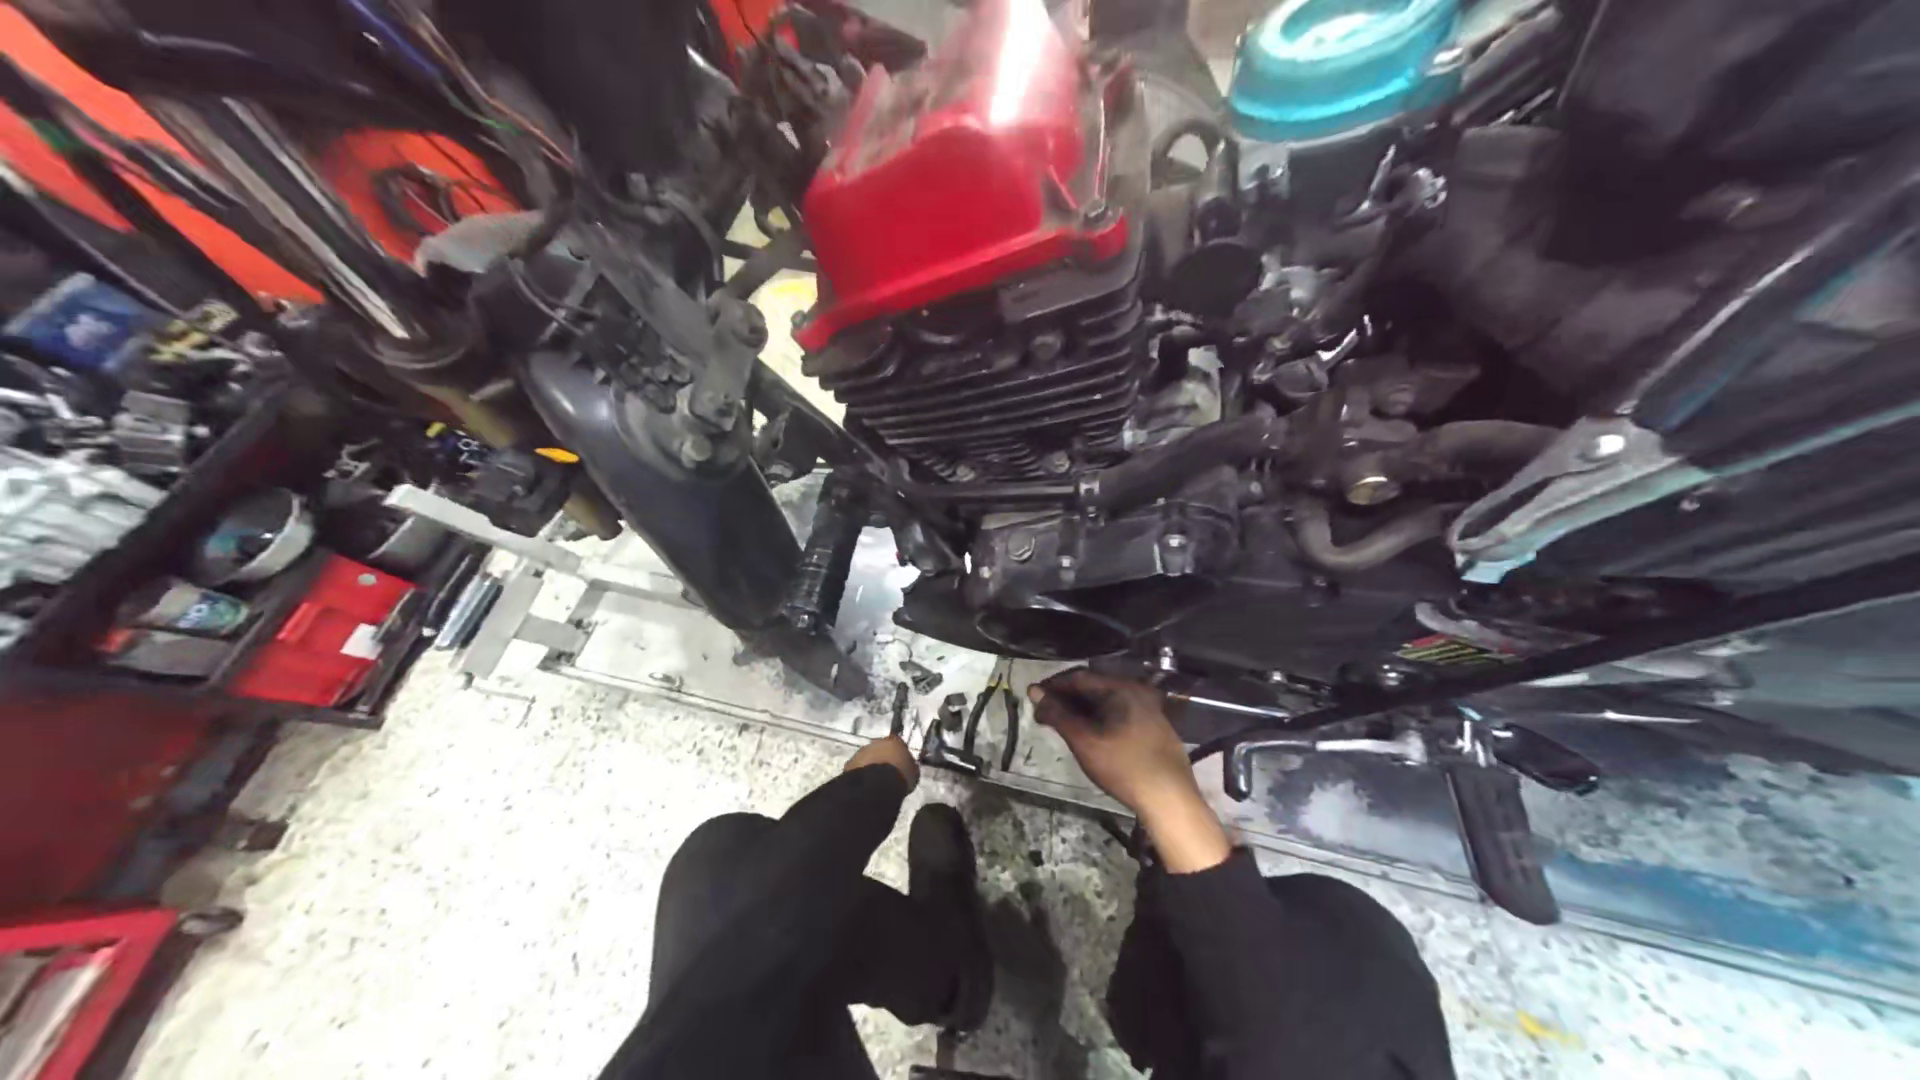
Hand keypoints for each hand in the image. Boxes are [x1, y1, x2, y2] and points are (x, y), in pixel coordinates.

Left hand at [846, 735, 918, 789]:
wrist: (876, 785)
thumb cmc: (900, 777)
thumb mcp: (913, 773)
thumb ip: (910, 766)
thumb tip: (909, 767)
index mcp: (894, 741)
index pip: (897, 742)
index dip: (897, 752)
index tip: (899, 762)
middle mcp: (876, 742)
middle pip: (879, 748)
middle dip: (882, 757)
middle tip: (886, 771)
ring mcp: (861, 752)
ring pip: (866, 757)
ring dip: (870, 765)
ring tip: (874, 780)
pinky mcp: (850, 763)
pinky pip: (857, 767)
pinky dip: (860, 773)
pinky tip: (865, 784)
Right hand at [1028, 669, 1191, 812]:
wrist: (1170, 800)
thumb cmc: (1124, 767)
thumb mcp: (1084, 741)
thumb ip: (1058, 714)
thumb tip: (1034, 692)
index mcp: (1123, 688)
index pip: (1079, 677)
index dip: (1053, 686)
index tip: (1032, 698)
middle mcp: (1137, 691)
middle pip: (1093, 688)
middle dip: (1066, 700)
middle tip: (1043, 715)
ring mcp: (1147, 708)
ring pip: (1105, 702)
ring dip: (1080, 710)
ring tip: (1060, 725)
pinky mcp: (1152, 725)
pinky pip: (1117, 712)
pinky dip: (1098, 718)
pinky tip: (1086, 733)